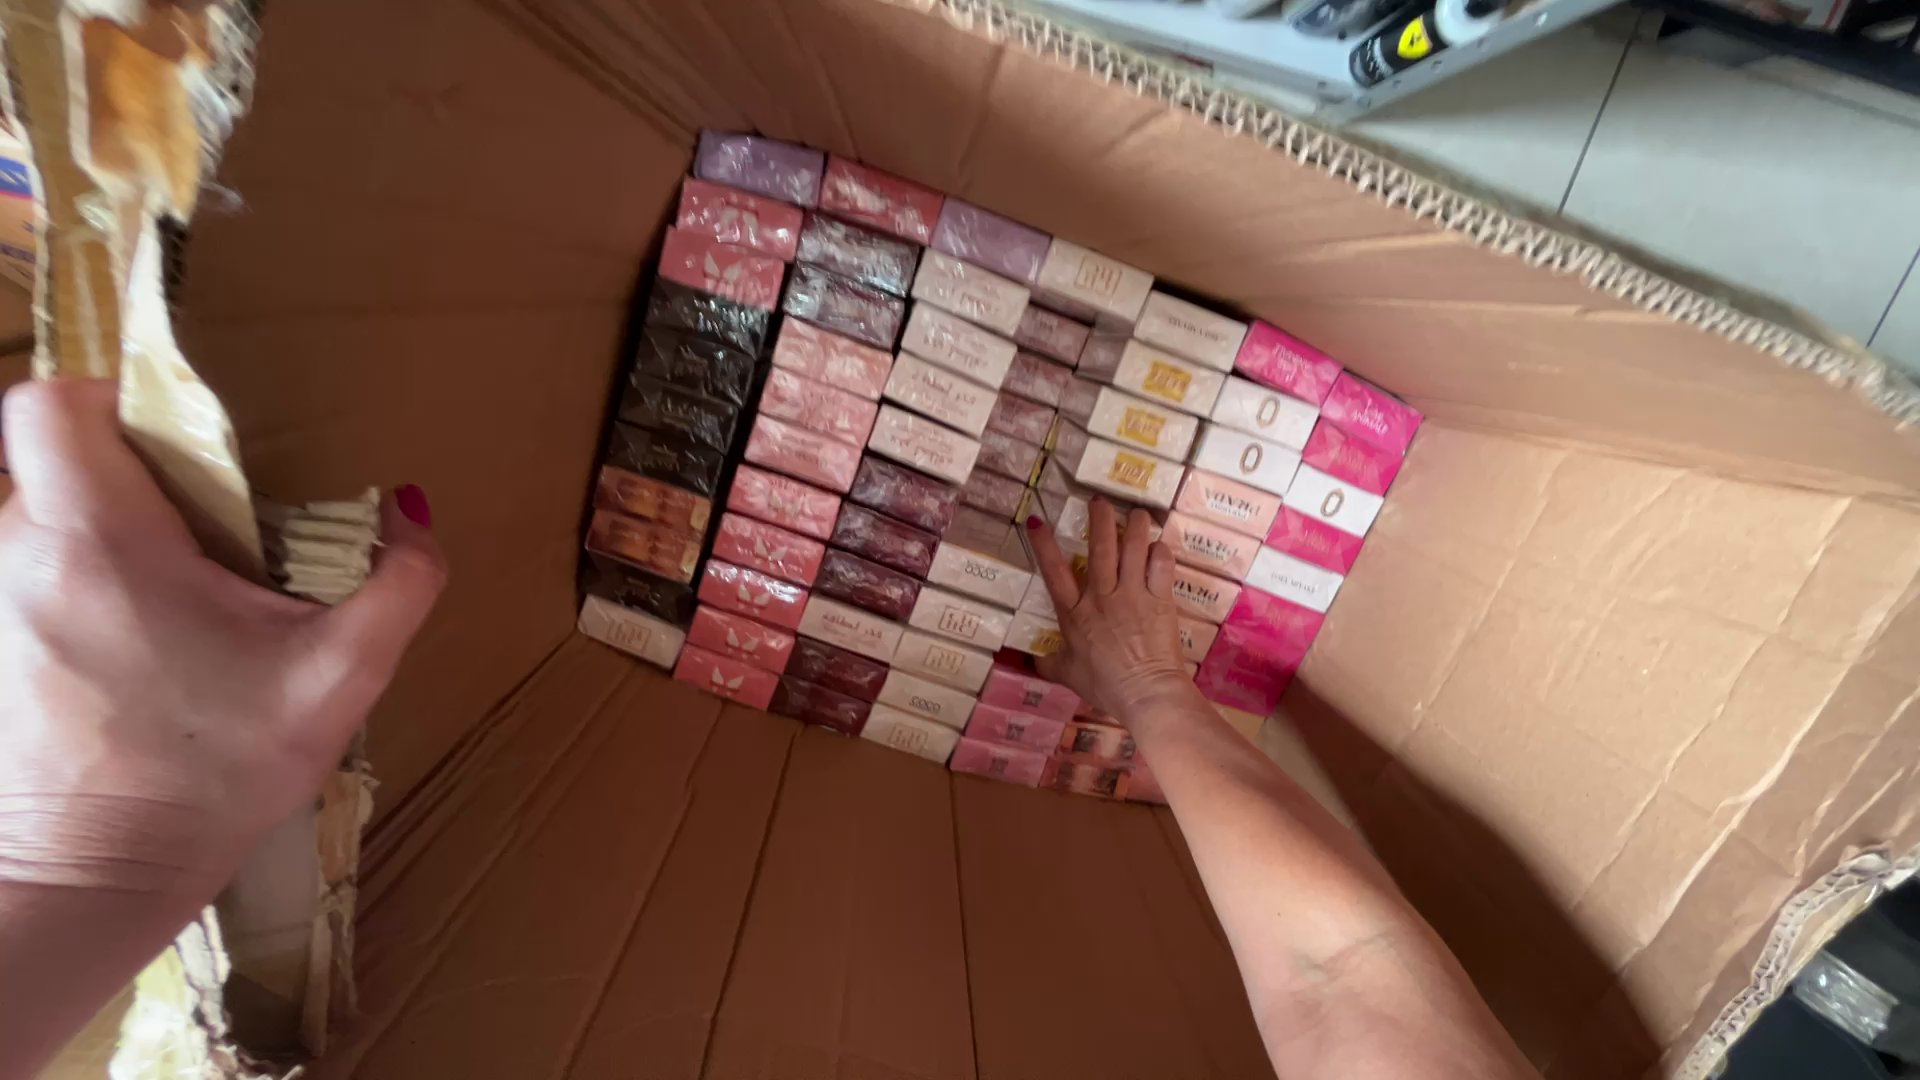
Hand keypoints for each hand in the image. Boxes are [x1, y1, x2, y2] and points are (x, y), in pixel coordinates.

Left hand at [0, 378, 446, 901]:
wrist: (98, 869)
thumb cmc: (223, 761)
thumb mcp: (348, 668)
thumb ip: (402, 579)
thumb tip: (412, 508)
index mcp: (101, 543)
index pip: (52, 407)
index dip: (117, 393)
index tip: (192, 425)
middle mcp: (16, 556)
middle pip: (53, 459)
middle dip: (141, 466)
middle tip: (230, 512)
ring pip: (40, 514)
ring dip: (119, 521)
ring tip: (204, 575)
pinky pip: (32, 565)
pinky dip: (92, 567)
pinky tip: (160, 627)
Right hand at [1025, 498, 1197, 725]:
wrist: (1146, 694)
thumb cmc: (1104, 685)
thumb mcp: (1067, 675)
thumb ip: (1049, 663)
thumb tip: (1032, 661)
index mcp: (1074, 613)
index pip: (1054, 572)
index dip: (1043, 544)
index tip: (1037, 520)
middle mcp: (1101, 596)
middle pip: (1100, 547)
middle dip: (1099, 519)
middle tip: (1100, 500)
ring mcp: (1132, 594)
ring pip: (1133, 547)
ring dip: (1136, 526)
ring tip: (1138, 513)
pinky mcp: (1160, 599)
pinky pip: (1160, 565)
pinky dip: (1159, 552)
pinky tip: (1159, 547)